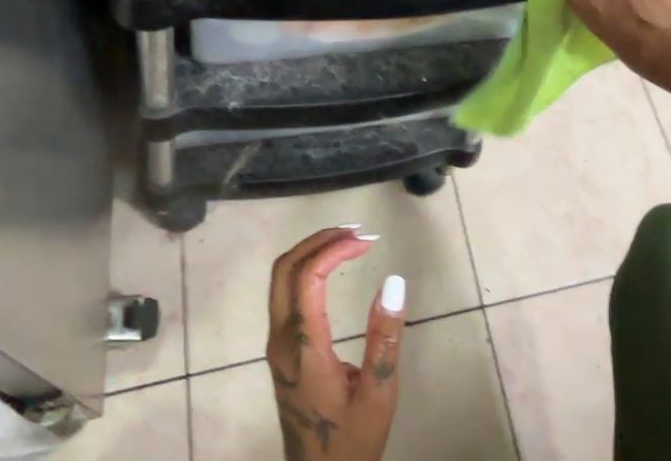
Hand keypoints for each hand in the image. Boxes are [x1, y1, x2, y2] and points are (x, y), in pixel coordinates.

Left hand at [267, 227, 405, 460]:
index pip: (308, 277)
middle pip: (284, 268)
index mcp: (303, 347)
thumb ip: (385, 339)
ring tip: (347, 241)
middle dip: (318, 240)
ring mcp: (276, 344)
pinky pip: (284, 293)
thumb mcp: (378, 394)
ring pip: (280, 278)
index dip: (335, 248)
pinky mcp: (281, 350)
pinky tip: (332, 269)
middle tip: (356, 231)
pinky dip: (306, 269)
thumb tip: (394, 282)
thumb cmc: (351, 441)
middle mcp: (281, 339)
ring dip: (310, 252)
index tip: (369, 240)